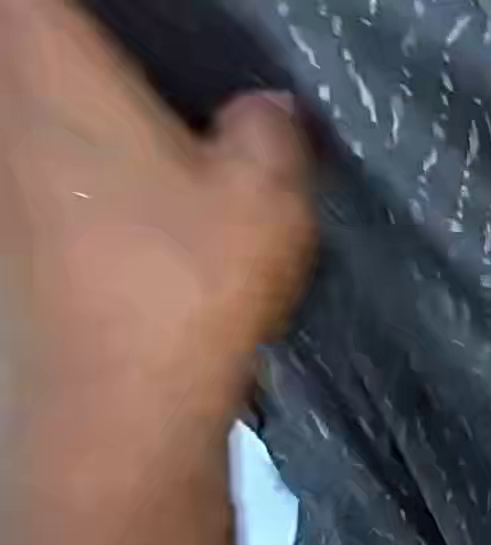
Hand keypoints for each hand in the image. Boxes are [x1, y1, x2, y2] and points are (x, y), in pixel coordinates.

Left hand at [0, 0, 313, 465]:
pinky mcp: (18, 211)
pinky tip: (159, 188)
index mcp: (48, 61)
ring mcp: (2, 154)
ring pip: (48, 99)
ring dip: (109, 104)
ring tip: (187, 126)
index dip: (122, 12)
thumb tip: (273, 105)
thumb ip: (274, 136)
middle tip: (192, 77)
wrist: (121, 374)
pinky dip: (102, 152)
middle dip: (113, 49)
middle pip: (43, 38)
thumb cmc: (190, 270)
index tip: (183, 31)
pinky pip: (55, 150)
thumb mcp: (267, 198)